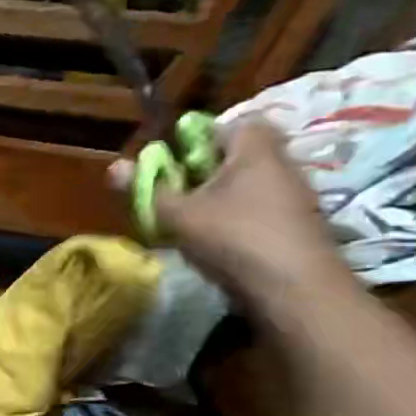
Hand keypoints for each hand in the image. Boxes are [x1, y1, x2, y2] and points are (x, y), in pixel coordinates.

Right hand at [110, 118, 350, 301]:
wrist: (296, 290)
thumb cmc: (234, 237)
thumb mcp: (178, 214)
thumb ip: (147, 190)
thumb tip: (114, 166)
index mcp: (254, 144)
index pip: (222, 125)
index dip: (193, 142)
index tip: (171, 167)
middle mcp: (282, 160)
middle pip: (235, 157)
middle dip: (204, 175)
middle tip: (177, 199)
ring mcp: (296, 195)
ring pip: (248, 187)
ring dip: (221, 202)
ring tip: (194, 228)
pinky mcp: (301, 226)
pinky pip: (261, 212)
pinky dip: (240, 223)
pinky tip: (223, 249)